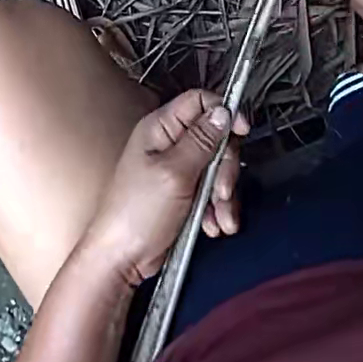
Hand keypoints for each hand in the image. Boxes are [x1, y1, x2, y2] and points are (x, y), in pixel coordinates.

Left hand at [76, 90, 249, 289]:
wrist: (121, 260)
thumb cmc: (136, 214)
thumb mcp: (174, 173)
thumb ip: (202, 141)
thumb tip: (223, 112)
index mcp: (159, 128)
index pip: (198, 101)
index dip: (223, 111)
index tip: (241, 131)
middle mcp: (168, 142)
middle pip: (214, 135)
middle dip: (225, 164)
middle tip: (221, 189)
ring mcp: (175, 167)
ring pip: (216, 165)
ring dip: (223, 192)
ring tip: (219, 215)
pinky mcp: (182, 191)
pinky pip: (210, 189)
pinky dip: (217, 207)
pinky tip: (214, 224)